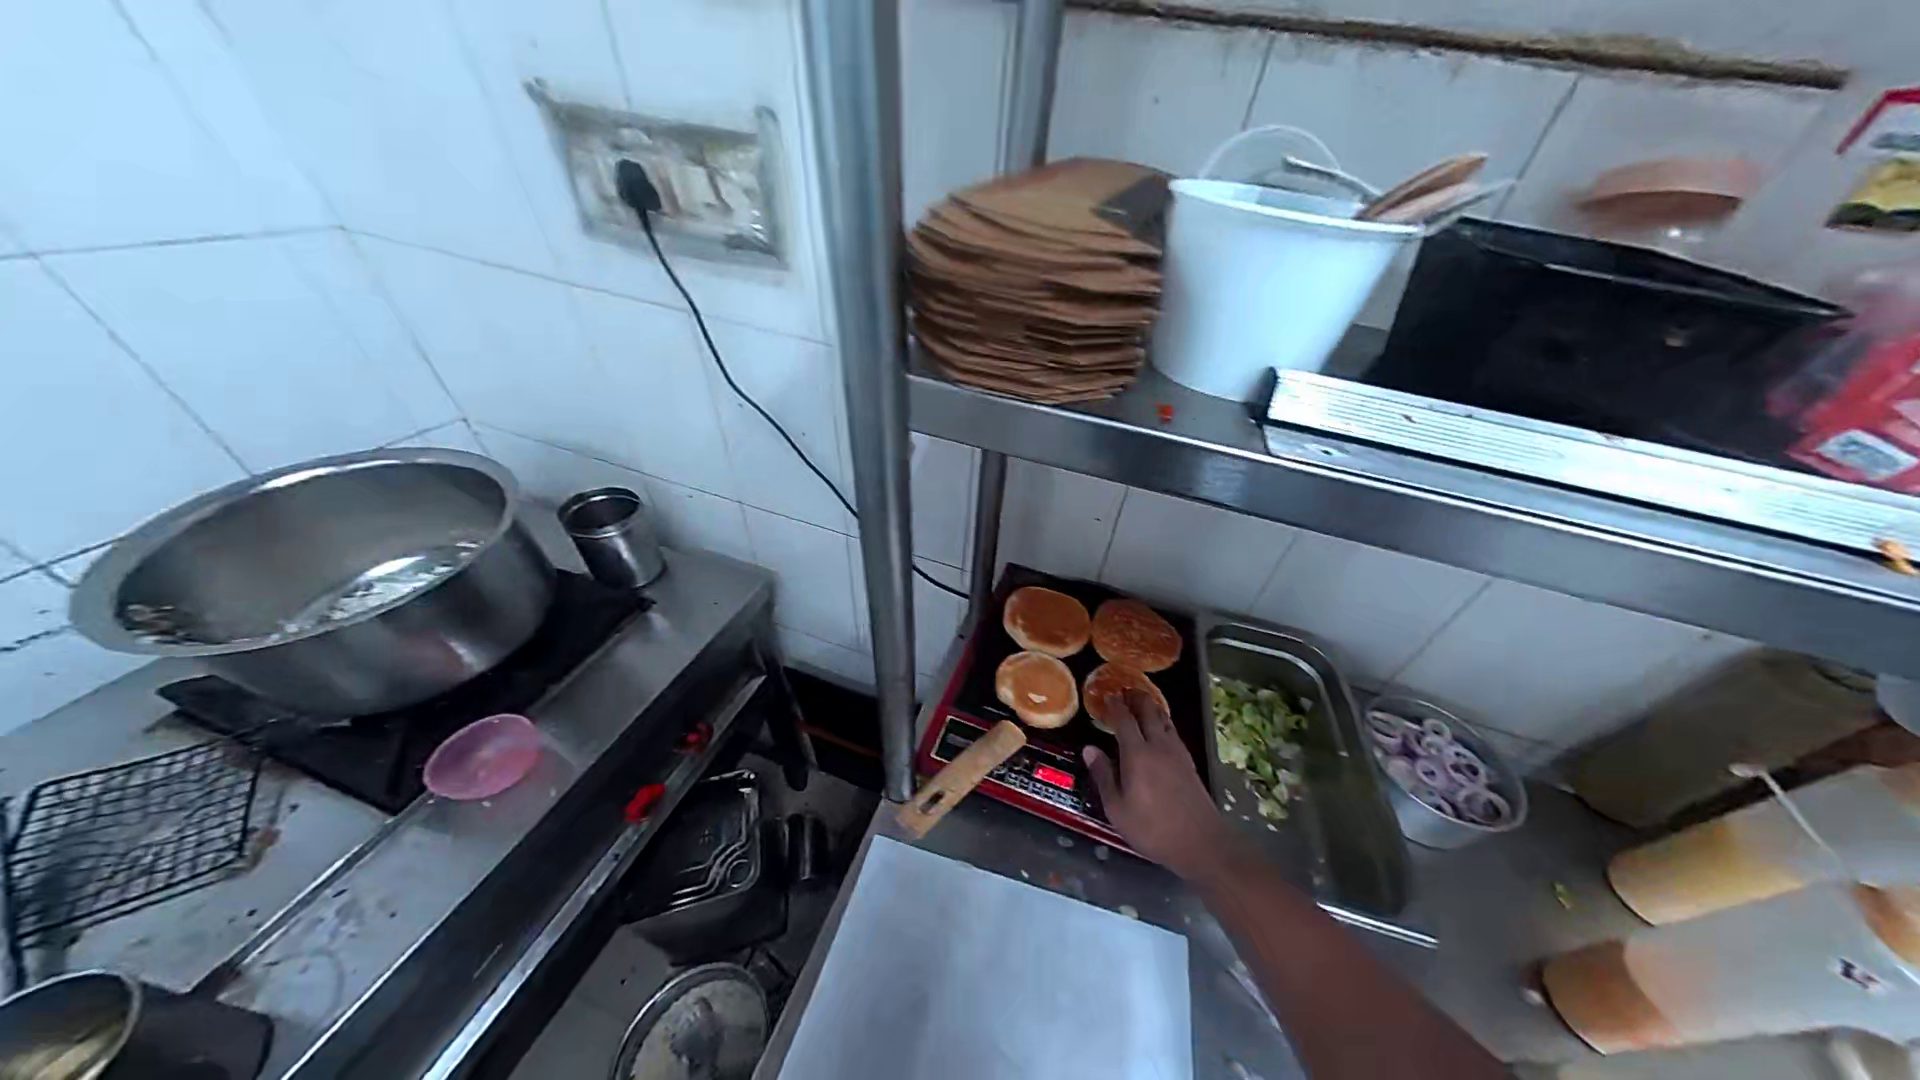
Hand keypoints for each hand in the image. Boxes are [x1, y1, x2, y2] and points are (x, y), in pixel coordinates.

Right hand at [1084, 688, 1231, 881]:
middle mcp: (1158, 746)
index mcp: (1137, 754)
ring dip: (1151, 707)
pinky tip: (1160, 729)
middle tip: (1125, 691)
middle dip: (1136, 698)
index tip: (1107, 696)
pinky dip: (1163, 721)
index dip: (1114, 706)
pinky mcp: (1189, 762)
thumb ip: (1103, 775)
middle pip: (1148, 712)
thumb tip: (1090, 749)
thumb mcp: (1117, 808)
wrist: (1201, 843)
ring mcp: (1177, 753)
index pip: (1124, 721)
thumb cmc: (1152, 828)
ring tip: (1141, 702)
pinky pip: (1173, 732)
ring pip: (1164, 719)